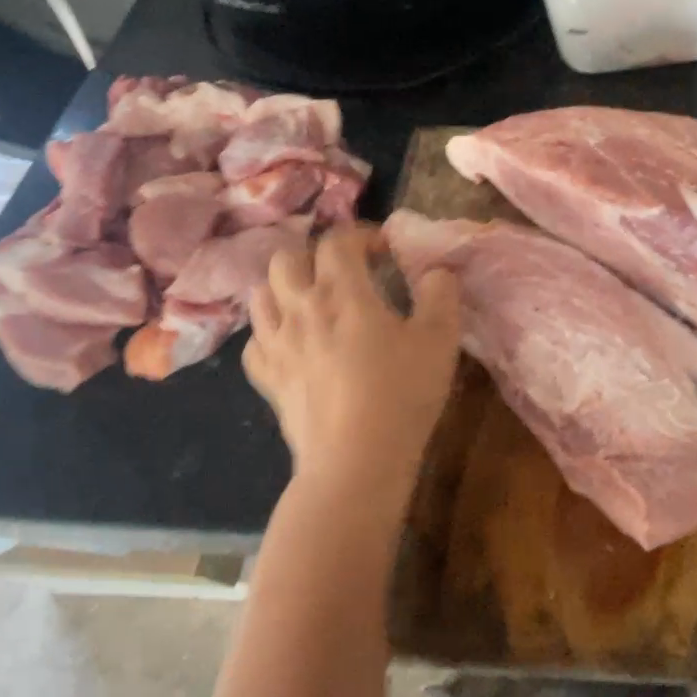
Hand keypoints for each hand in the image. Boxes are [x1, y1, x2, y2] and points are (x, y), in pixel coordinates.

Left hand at [247, 223, 460, 495]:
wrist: (356, 460)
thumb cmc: (402, 393)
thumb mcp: (440, 338)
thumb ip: (440, 294)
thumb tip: (436, 271)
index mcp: (342, 291)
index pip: (337, 240)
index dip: (361, 235)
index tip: (384, 251)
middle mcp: (300, 308)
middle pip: (286, 258)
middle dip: (314, 255)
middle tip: (343, 272)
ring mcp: (276, 344)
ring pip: (261, 294)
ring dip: (286, 288)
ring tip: (313, 302)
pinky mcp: (266, 378)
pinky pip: (255, 341)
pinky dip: (271, 332)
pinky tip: (293, 343)